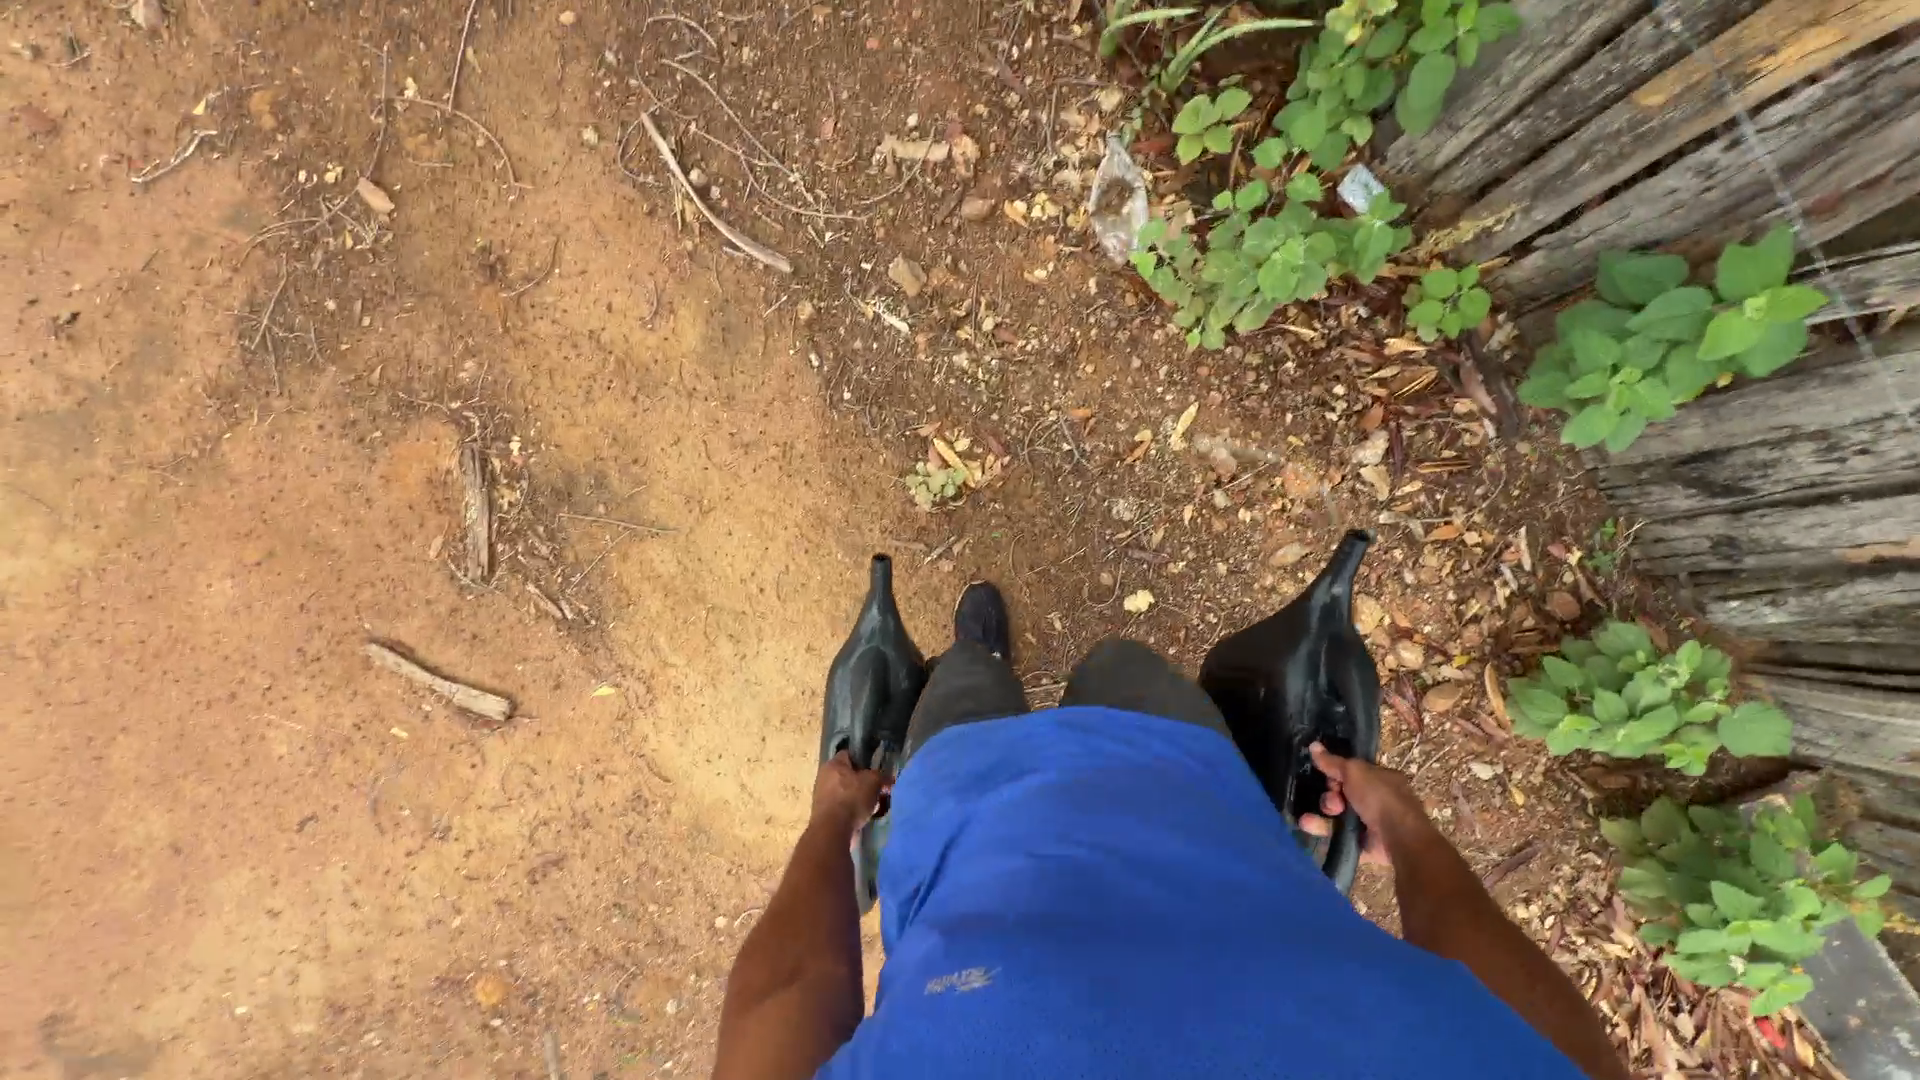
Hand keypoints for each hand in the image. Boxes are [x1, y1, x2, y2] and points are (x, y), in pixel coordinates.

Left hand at [810, 751, 887, 835]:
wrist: (833, 830)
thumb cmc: (852, 798)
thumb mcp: (874, 782)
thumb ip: (882, 777)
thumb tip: (888, 780)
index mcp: (833, 764)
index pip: (849, 754)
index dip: (864, 760)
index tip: (876, 769)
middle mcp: (824, 777)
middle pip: (848, 775)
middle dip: (862, 782)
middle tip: (877, 789)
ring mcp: (822, 797)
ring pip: (846, 793)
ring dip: (858, 798)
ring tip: (873, 806)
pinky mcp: (823, 814)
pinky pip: (842, 808)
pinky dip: (852, 811)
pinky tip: (864, 817)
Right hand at [1298, 741, 1433, 865]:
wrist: (1398, 837)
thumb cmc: (1380, 797)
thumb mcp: (1355, 771)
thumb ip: (1332, 761)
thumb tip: (1313, 745)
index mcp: (1381, 779)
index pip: (1351, 773)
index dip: (1336, 774)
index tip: (1331, 778)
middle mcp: (1376, 800)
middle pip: (1340, 793)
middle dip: (1330, 796)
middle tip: (1334, 802)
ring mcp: (1369, 822)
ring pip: (1336, 813)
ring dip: (1323, 812)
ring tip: (1319, 816)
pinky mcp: (1361, 841)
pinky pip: (1336, 832)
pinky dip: (1322, 828)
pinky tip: (1307, 824)